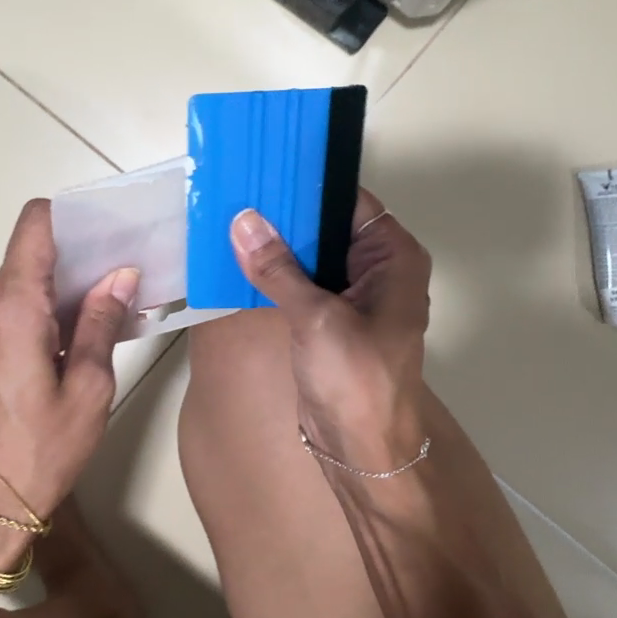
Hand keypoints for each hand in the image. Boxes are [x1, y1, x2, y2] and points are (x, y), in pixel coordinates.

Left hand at [0, 200, 138, 521]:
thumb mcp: (88, 388)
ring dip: (59, 290)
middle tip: (123, 275)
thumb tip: (120, 275)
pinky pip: (7, 310)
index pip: (35, 225)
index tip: (108, 231)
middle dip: (76, 259)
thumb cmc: (43, 449)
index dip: (72, 218)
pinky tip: (71, 340)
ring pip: (20, 283)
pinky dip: (39, 312)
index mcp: (10, 308)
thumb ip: (100, 322)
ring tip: (104, 313)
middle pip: (30, 254)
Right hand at [229, 188, 432, 468]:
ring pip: (306, 255)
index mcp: (392, 258)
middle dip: (282, 212)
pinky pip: (295, 282)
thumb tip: (244, 221)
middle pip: (325, 226)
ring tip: (224, 216)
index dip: (308, 183)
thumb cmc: (356, 380)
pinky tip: (233, 258)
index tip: (262, 166)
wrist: (361, 451)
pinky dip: (269, 272)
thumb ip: (278, 268)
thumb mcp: (317, 318)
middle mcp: (374, 269)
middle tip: (233, 189)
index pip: (348, 201)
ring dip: (271, 243)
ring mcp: (348, 295)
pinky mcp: (324, 319)